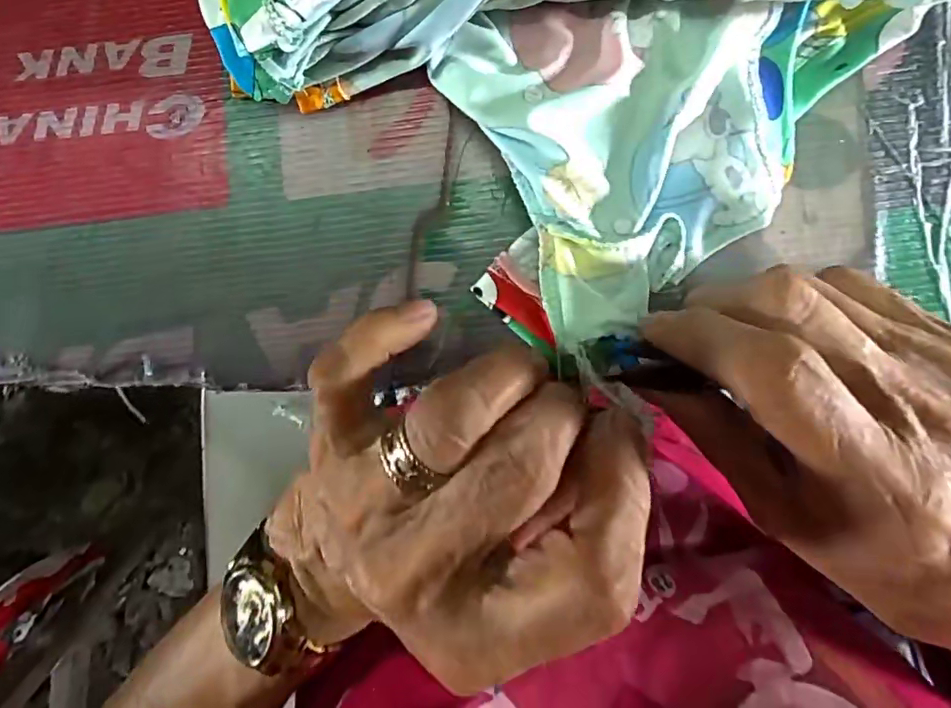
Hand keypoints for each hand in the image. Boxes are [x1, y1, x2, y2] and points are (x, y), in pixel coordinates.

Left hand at [266, 300, 650, 694]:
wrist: (335, 562)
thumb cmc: (447, 571)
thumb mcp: (523, 588)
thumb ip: (586, 522)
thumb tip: (617, 424)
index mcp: (477, 635)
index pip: (594, 575)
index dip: (623, 483)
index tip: (616, 427)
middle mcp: (412, 568)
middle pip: (518, 468)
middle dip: (562, 414)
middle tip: (565, 399)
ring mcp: (360, 497)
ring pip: (450, 415)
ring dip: (510, 374)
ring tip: (526, 372)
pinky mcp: (327, 436)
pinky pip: (345, 371)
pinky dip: (384, 333)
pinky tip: (427, 316)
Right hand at [640, 267, 950, 706]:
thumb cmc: (866, 550)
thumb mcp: (771, 508)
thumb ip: (709, 428)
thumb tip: (645, 367)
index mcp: (871, 464)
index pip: (775, 367)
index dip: (701, 335)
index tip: (651, 331)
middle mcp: (914, 400)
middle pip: (790, 304)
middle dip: (713, 304)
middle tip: (684, 326)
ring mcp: (943, 359)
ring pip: (813, 283)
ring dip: (748, 295)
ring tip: (731, 324)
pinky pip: (850, 284)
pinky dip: (799, 294)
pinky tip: (792, 325)